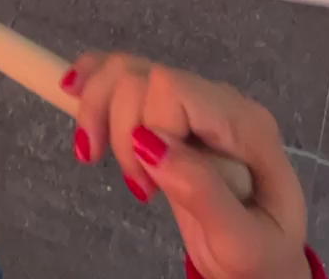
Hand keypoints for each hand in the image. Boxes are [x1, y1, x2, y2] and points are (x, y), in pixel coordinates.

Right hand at [63, 53, 310, 278]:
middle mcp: (216, 97)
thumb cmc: (255, 257)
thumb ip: (202, 192)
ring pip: (121, 68)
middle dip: (118, 129)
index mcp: (244, 124)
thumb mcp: (240, 242)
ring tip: (96, 155)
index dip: (145, 127)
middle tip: (135, 185)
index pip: (172, 89)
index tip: (151, 184)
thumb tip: (148, 143)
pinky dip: (89, 79)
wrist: (258, 262)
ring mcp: (190, 95)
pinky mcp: (164, 101)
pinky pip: (118, 70)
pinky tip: (71, 92)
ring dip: (94, 109)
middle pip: (138, 75)